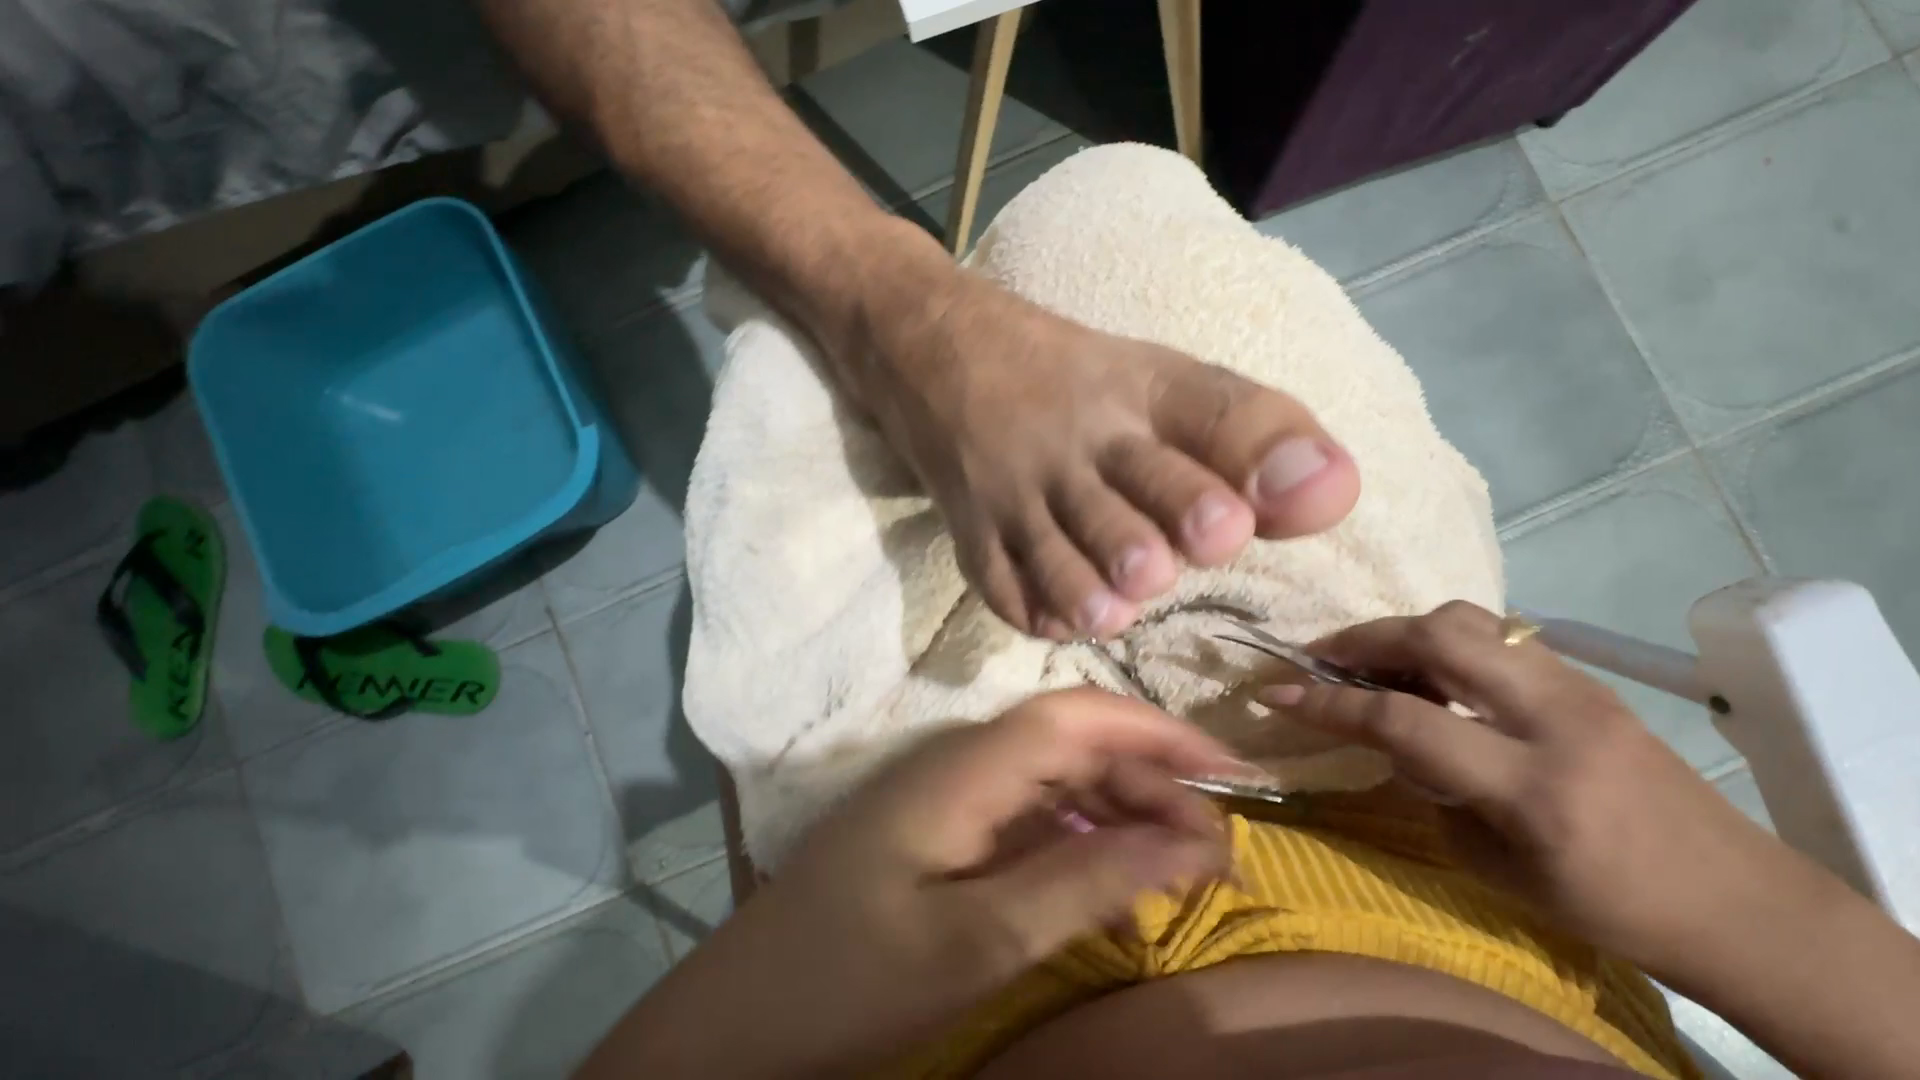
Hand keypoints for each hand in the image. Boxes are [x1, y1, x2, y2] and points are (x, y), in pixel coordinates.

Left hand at [594, 689, 1244, 1077]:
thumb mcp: (979, 941)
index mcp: (961, 770)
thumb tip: (1189, 843)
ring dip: (1119, 816)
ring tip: (1179, 869)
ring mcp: (942, 802)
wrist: (738, 1020)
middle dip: (1150, 785)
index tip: (1233, 772)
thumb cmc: (850, 978)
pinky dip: (1079, 845)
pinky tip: (1112, 888)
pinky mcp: (936, 838)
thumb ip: (1085, 882)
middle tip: (1216, 851)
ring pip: (1052, 784)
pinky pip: (1025, 823)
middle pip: (1070, 748)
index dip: (1158, 732)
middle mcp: (955, 767)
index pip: (1076, 717)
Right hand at [860, 268, 1360, 640]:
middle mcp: (1077, 442)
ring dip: (1091, 588)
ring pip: (1060, 556)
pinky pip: (999, 584)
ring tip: (1117, 608)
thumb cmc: (1066, 376)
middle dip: (1169, 529)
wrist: (934, 348)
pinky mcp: (968, 529)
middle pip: (1132, 498)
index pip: (1213, 417)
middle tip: (1190, 549)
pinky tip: (1061, 620)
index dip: (1262, 455)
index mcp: (1140, 392)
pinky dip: (1032, 610)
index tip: (1300, 498)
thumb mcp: (1157, 381)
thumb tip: (1334, 493)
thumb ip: (1245, 435)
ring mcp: (1013, 490)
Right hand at [1264, 601, 1805, 980]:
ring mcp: (1581, 689)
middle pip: (1439, 636)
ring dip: (1406, 631)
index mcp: (1532, 786)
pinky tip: (1433, 676)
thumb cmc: (1608, 907)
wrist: (1739, 902)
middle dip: (1365, 638)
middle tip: (1321, 658)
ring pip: (1471, 620)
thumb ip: (1434, 788)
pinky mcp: (1590, 681)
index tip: (1274, 694)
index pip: (1404, 720)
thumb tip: (1390, 736)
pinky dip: (1447, 642)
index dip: (1327, 703)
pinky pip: (1500, 637)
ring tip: (1372, 661)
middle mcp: (1557, 719)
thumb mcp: (1496, 865)